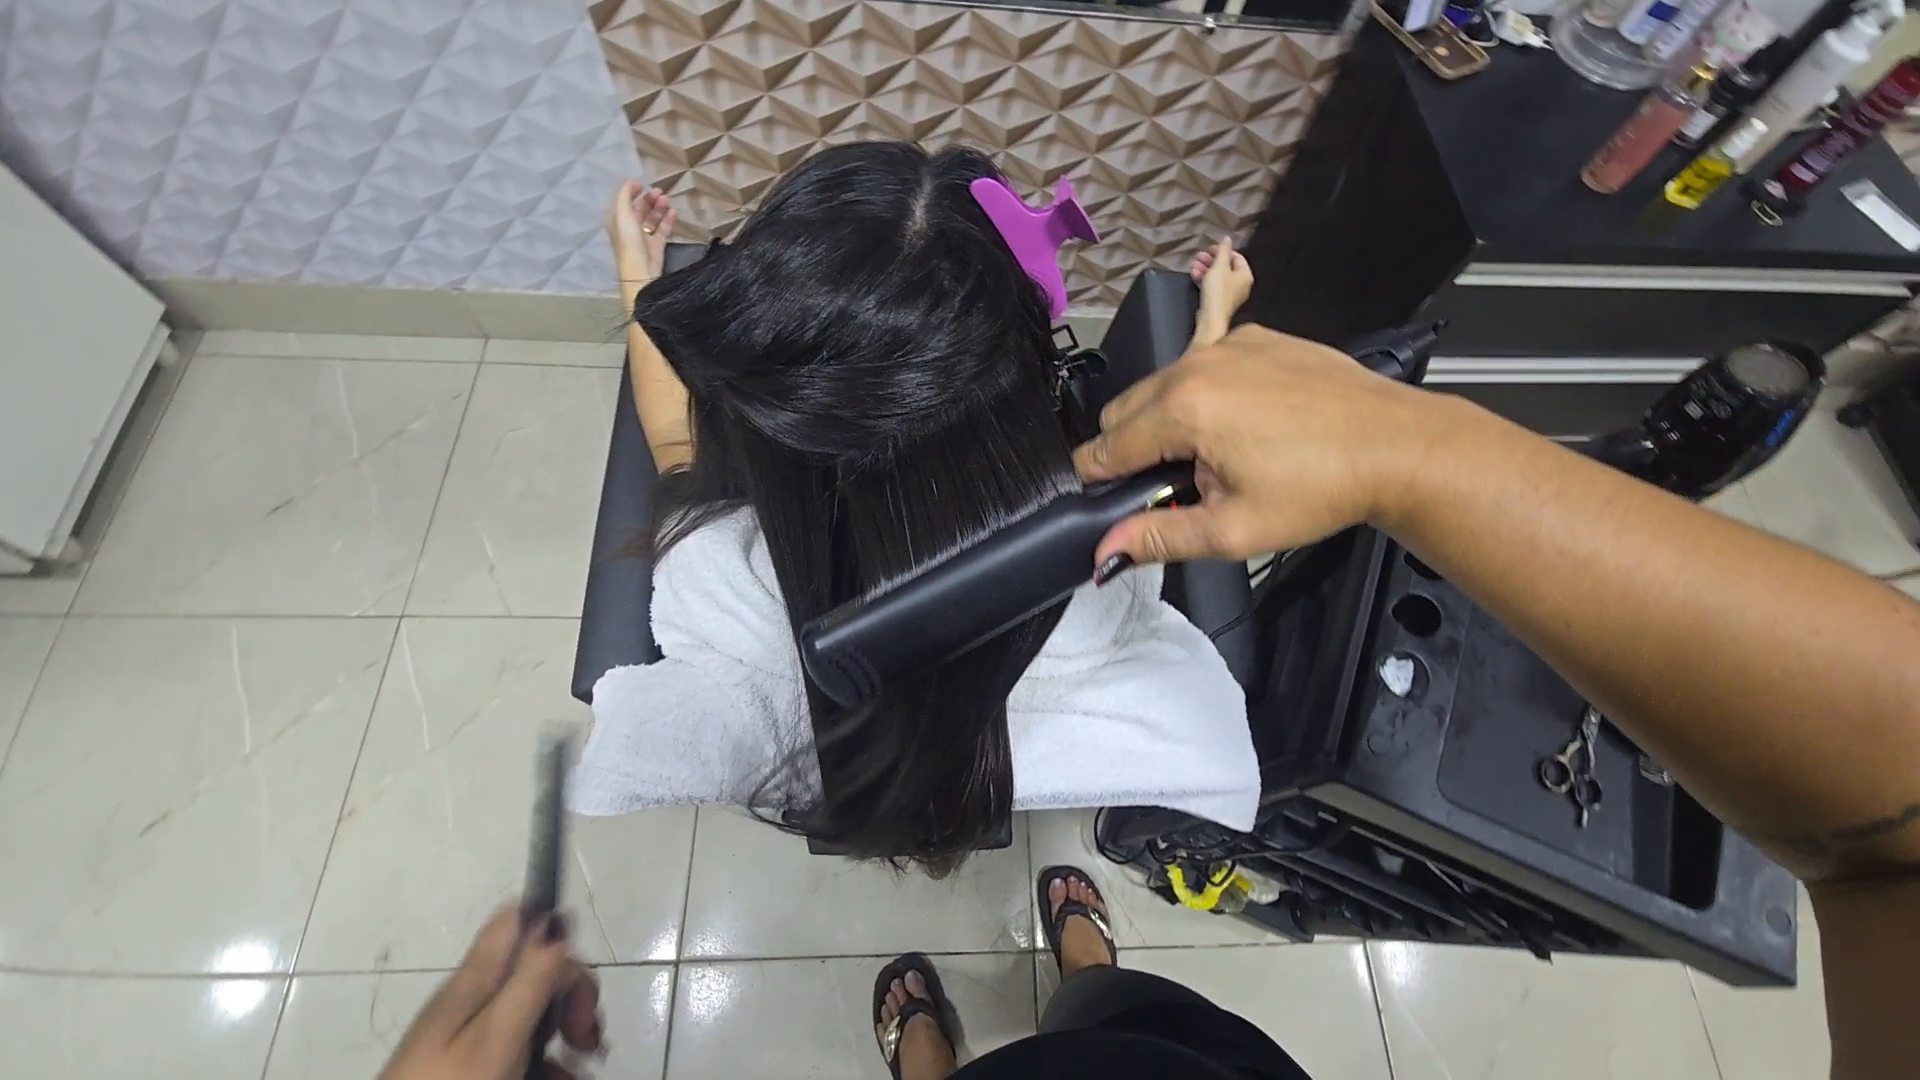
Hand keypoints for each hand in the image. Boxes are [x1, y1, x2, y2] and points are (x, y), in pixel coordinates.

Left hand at [379, 909, 602, 1079]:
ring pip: (534, 1013)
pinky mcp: (471, 1069)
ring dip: (567, 1035)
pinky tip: (563, 1078)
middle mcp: (473, 1001)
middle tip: (584, 1037)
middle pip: (536, 968)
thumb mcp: (495, 1040)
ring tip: (581, 1070)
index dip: (550, 928)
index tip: (572, 970)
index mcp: (474, 983)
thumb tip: (556, 923)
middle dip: (572, 995)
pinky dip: (549, 1063)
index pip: (513, 921)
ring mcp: (470, 1039)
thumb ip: (528, 981)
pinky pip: (520, 1050)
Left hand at [607, 181, 677, 302]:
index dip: (633, 191)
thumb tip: (633, 182)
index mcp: (617, 218)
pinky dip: (668, 220)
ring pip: (652, 218)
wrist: (640, 268)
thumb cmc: (628, 239)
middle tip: (660, 192)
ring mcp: (643, 236)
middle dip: (649, 199)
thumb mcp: (622, 212)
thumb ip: (626, 194)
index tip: (644, 185)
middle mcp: (629, 226)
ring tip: (667, 201)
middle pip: (640, 208)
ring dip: (659, 208)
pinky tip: (674, 212)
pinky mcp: (656, 245)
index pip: (625, 200)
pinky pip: (663, 229)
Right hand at [1075, 324, 1449, 566]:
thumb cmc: (1323, 488)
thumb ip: (1158, 538)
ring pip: (1159, 386)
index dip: (1097, 479)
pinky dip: (1201, 394)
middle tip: (1174, 484)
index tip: (1106, 498)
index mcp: (1184, 410)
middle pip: (1123, 411)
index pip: (1105, 446)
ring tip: (1212, 455)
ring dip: (1166, 421)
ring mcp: (1227, 344)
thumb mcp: (1233, 529)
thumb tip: (1105, 554)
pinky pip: (1200, 365)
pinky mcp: (1254, 337)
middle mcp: (1197, 364)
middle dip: (1131, 450)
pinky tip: (1241, 423)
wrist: (1400, 446)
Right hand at [1190, 237, 1253, 347]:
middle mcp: (1241, 284)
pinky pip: (1214, 287)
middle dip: (1211, 260)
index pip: (1237, 257)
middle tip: (1198, 255)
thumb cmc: (1218, 290)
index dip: (1223, 250)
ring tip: (1193, 264)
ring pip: (1218, 277)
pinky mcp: (1219, 302)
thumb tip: (1227, 238)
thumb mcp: (1219, 266)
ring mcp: (1230, 295)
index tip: (1209, 248)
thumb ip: (1223, 251)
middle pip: (1226, 267)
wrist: (1211, 318)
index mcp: (1245, 274)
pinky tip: (1194, 275)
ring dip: (1206, 269)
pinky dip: (1205, 279)